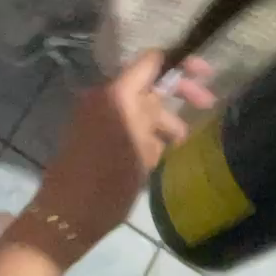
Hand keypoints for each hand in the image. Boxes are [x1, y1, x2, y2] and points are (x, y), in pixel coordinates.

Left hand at [32, 51, 215, 260]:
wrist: (68, 214)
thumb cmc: (110, 183)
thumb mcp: (144, 149)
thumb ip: (155, 115)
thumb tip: (164, 98)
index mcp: (118, 94)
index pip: (152, 61)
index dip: (181, 62)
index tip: (204, 74)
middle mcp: (104, 94)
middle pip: (148, 83)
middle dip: (177, 93)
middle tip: (207, 104)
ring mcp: (95, 111)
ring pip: (138, 105)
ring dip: (162, 118)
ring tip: (181, 141)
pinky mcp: (91, 129)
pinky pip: (124, 119)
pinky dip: (143, 129)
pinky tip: (160, 151)